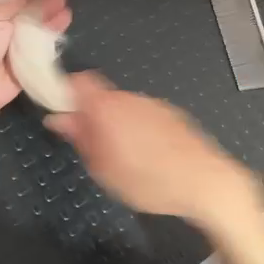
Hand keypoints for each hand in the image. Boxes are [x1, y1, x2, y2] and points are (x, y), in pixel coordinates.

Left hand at [0, 0, 71, 115]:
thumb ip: (20, 0)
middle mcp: (2, 26)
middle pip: (28, 10)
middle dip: (44, 1)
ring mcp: (16, 44)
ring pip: (38, 26)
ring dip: (51, 16)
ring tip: (65, 7)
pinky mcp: (28, 61)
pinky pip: (43, 46)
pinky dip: (53, 33)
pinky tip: (64, 20)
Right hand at [44, 73, 262, 226]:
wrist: (205, 183)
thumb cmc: (148, 181)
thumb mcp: (103, 168)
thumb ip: (80, 138)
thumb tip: (58, 118)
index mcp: (107, 107)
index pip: (78, 81)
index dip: (66, 92)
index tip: (61, 114)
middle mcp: (130, 98)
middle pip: (101, 96)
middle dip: (92, 115)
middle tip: (91, 147)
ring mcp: (153, 104)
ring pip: (123, 107)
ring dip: (115, 123)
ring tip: (121, 158)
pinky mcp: (172, 115)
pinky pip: (143, 115)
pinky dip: (136, 129)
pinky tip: (145, 157)